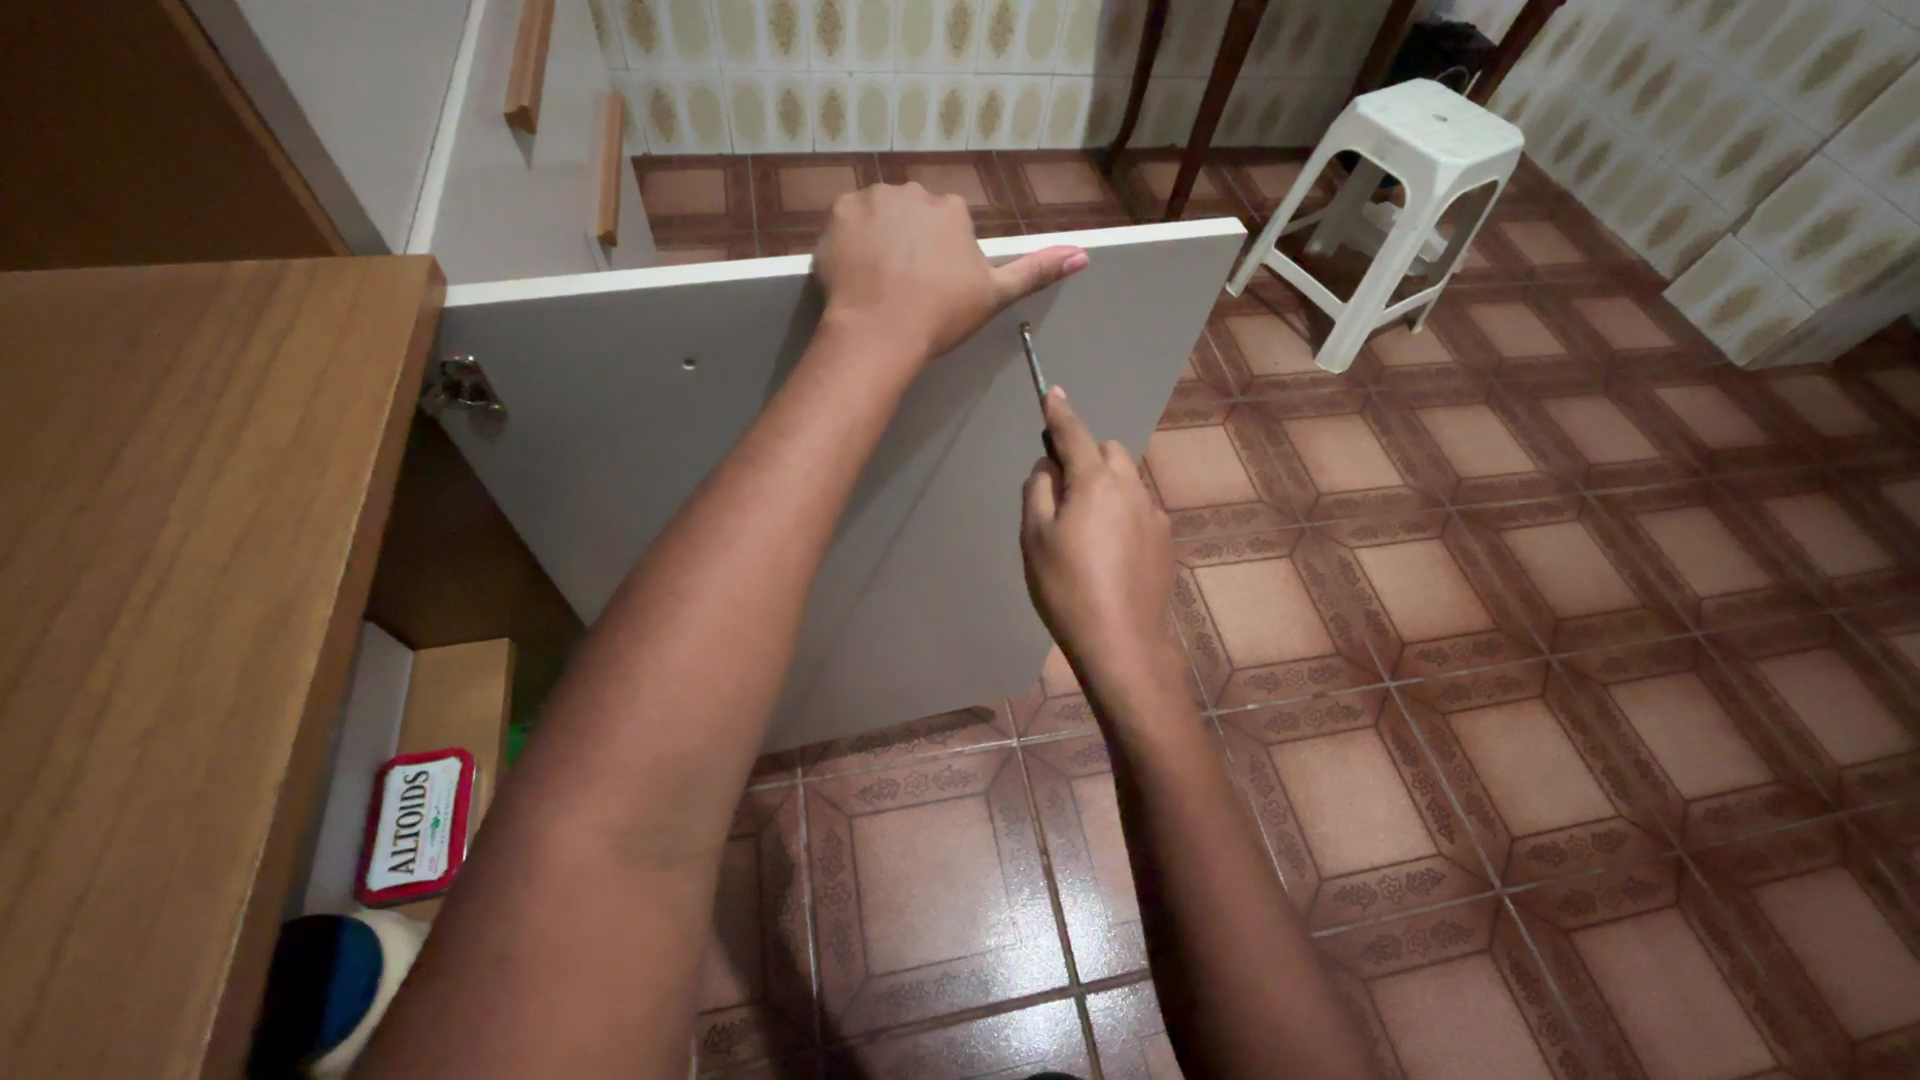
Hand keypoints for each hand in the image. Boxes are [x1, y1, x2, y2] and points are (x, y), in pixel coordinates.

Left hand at [813, 182, 1086, 371]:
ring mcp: (871, 200)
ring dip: (877, 242)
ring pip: (876, 219)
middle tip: (903, 288)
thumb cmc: (941, 316)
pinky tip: (854, 277)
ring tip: (877, 284)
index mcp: (951, 209)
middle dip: (906, 245)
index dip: (937, 259)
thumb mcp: (994, 296)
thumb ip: (1035, 271)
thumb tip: (1083, 255)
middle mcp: (912, 192)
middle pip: (909, 217)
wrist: (880, 332)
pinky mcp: (837, 214)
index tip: (931, 289)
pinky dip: (847, 246)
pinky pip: (844, 226)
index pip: (944, 227)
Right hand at [1021, 387, 1180, 696]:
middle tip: (1064, 492)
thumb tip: (1049, 466)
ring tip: (1088, 528)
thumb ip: (1038, 492)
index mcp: (1095, 482)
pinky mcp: (1166, 539)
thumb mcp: (1035, 539)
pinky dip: (1124, 513)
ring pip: (1127, 480)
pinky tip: (1111, 551)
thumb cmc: (1066, 588)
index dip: (1060, 412)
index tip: (1052, 391)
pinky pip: (1140, 509)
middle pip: (1108, 452)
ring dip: (1107, 486)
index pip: (1074, 434)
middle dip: (1087, 457)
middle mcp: (1130, 487)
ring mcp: (1153, 513)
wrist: (1121, 639)